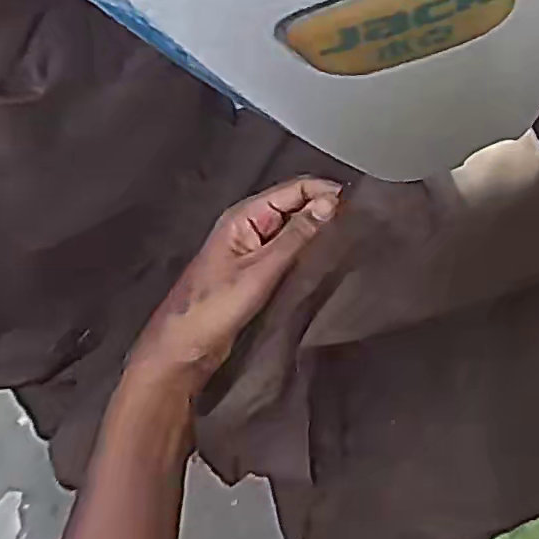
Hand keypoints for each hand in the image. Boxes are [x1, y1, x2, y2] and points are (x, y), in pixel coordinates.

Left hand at [126, 176, 342, 383]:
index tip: (356, 204)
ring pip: (295, 224)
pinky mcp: (258, 265)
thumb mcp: (261, 269)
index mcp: (245, 215)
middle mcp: (250, 223)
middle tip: (357, 219)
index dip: (325, 191)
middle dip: (325, 206)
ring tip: (347, 234)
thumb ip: (298, 235)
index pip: (295, 188)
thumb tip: (330, 202)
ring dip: (318, 226)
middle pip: (296, 202)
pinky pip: (290, 245)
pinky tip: (325, 253)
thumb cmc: (213, 309)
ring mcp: (254, 244)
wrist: (181, 350)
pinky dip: (308, 245)